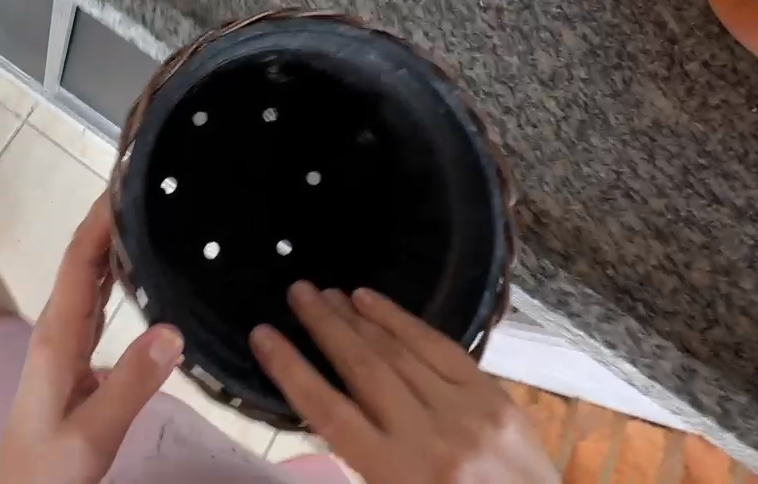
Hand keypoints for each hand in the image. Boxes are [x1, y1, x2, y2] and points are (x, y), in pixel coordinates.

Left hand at [0, 197, 185, 483]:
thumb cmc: (49, 467)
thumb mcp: (92, 435)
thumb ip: (130, 384)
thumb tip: (171, 328)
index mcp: (59, 332)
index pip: (80, 259)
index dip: (100, 218)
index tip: (126, 182)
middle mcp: (60, 323)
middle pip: (85, 256)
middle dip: (110, 217)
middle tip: (147, 185)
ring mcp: (66, 336)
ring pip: (90, 272)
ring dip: (112, 239)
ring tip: (146, 209)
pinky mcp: (76, 351)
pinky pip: (98, 297)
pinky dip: (115, 270)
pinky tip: (136, 262)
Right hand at [251, 281, 556, 483]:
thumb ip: (360, 460)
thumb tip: (324, 407)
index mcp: (396, 477)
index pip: (328, 411)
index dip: (290, 369)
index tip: (262, 334)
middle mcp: (429, 440)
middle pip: (361, 367)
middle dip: (321, 325)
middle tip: (295, 291)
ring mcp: (466, 415)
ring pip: (395, 350)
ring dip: (354, 316)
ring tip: (323, 291)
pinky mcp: (495, 400)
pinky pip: (438, 345)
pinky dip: (399, 318)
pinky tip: (369, 299)